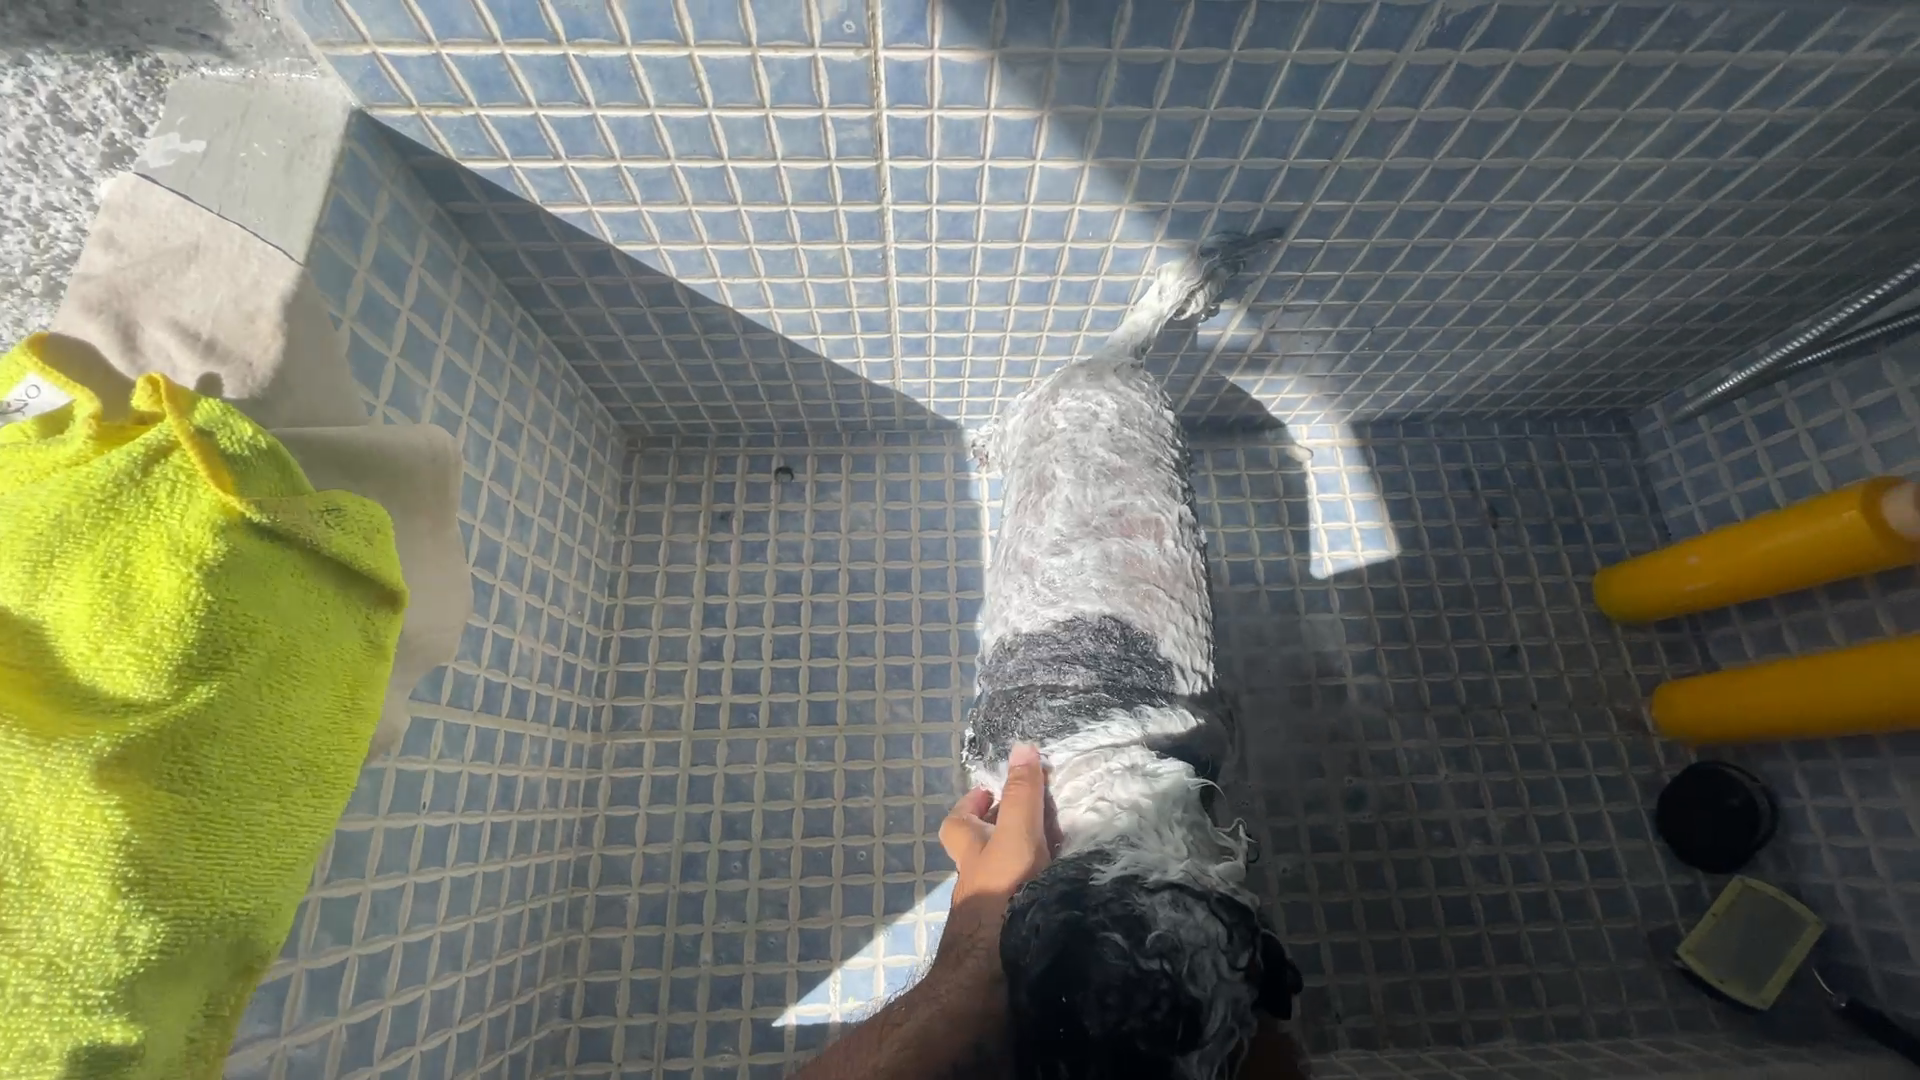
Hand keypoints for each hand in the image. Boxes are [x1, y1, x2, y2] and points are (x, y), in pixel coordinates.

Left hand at [934, 743, 1060, 976]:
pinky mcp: (1010, 941)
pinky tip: (1065, 898)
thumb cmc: (1002, 899)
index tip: (991, 790)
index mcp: (971, 854)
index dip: (970, 805)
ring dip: (1028, 867)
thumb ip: (1021, 797)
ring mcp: (991, 915)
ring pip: (1006, 880)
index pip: (958, 822)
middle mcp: (977, 883)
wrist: (994, 983)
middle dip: (1006, 834)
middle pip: (983, 852)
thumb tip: (1022, 746)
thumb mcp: (1015, 837)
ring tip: (1066, 856)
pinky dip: (1040, 897)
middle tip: (1043, 821)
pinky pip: (1024, 907)